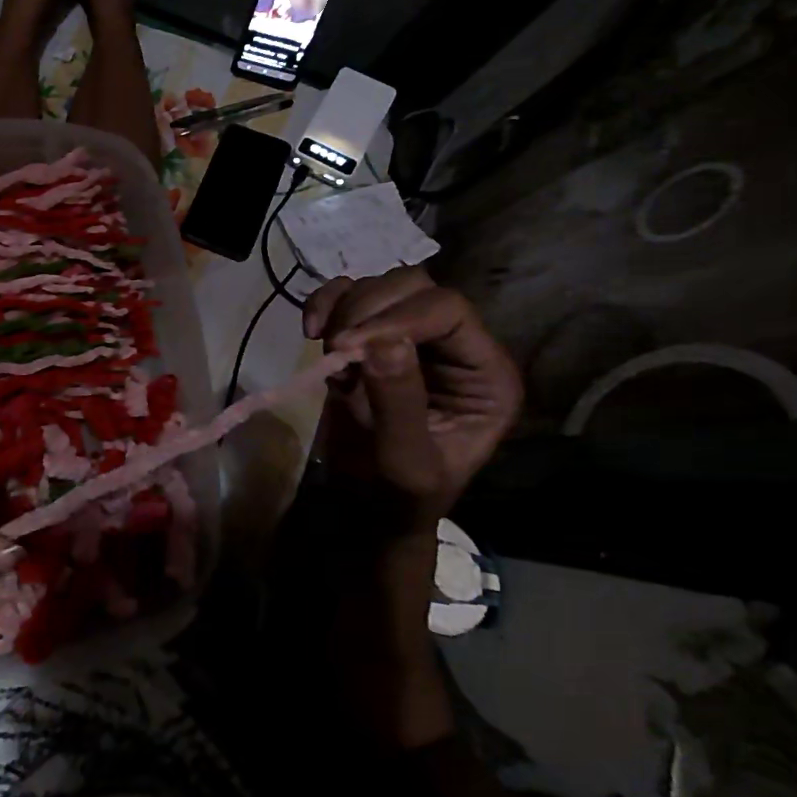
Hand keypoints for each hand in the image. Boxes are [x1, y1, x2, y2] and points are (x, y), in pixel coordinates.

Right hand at [303, 267, 520, 519]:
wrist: (363, 510)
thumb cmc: (396, 499)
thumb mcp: (405, 465)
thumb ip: (399, 404)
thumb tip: (382, 341)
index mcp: (484, 376)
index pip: (447, 312)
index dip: (397, 318)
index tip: (345, 348)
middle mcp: (455, 348)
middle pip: (414, 286)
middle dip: (366, 309)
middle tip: (335, 349)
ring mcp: (411, 339)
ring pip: (381, 286)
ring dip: (344, 308)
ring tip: (326, 352)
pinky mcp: (372, 339)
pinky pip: (350, 296)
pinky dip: (326, 302)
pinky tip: (311, 331)